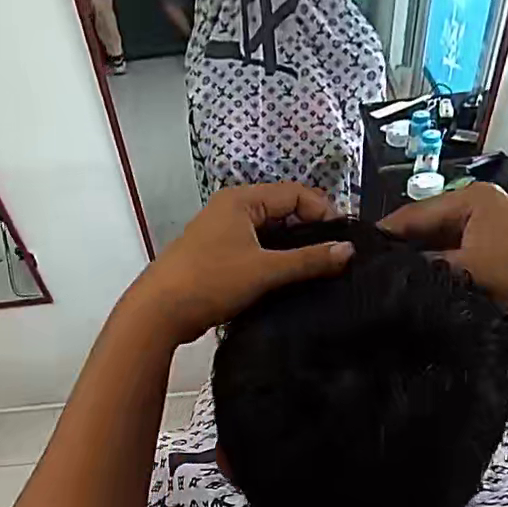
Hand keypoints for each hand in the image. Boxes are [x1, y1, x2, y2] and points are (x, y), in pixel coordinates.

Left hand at [124, 183, 351, 343]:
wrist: (159, 312)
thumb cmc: (210, 282)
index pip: (295, 194)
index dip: (324, 212)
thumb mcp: (265, 270)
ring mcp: (222, 234)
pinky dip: (274, 262)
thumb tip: (348, 251)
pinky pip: (256, 251)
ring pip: (269, 234)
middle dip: (310, 231)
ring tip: (317, 271)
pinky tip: (289, 282)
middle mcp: (231, 210)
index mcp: (242, 200)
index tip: (344, 240)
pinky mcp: (218, 257)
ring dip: (292, 250)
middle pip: (283, 212)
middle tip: (334, 258)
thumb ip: (309, 260)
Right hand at [379, 183, 507, 315]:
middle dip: (401, 250)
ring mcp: (487, 227)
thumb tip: (393, 272)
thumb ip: (429, 267)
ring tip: (392, 283)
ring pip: (440, 245)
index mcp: (468, 198)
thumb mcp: (470, 267)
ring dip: (422, 263)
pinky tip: (425, 286)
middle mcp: (475, 206)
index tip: (355, 255)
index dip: (383, 235)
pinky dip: (442, 270)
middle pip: (425, 229)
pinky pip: (457, 257)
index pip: (412, 214)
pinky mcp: (495, 249)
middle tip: (371, 275)